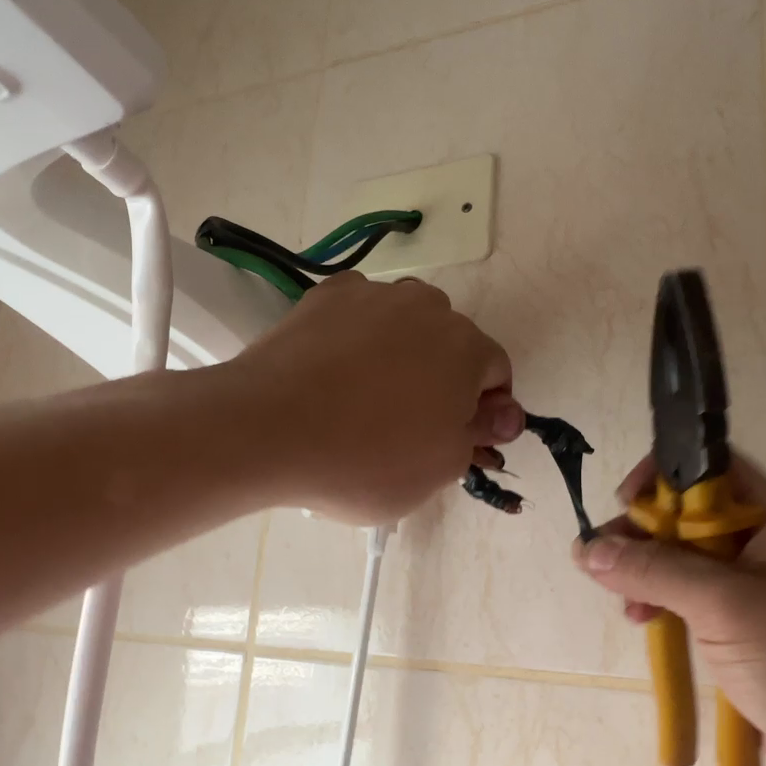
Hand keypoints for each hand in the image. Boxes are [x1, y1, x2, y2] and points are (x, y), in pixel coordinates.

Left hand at [226, 272, 522, 523]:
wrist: (266, 429)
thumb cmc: (366, 459)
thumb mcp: (440, 470)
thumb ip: (478, 436)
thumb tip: (499, 413)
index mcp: (467, 347)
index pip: (496, 374)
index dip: (485, 411)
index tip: (459, 441)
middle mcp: (425, 307)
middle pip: (450, 344)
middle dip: (443, 379)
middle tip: (410, 424)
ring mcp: (371, 296)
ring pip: (403, 324)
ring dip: (401, 354)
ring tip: (365, 399)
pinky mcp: (323, 297)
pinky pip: (357, 317)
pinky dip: (355, 339)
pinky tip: (333, 374)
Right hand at [573, 452, 765, 765]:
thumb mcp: (727, 604)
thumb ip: (656, 570)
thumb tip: (588, 548)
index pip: (711, 469)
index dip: (664, 475)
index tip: (624, 504)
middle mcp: (765, 547)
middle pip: (690, 518)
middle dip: (644, 535)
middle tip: (606, 564)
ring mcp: (757, 595)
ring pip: (687, 565)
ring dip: (649, 577)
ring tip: (629, 607)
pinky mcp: (748, 637)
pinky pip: (695, 608)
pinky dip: (666, 611)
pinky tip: (646, 626)